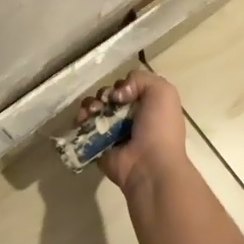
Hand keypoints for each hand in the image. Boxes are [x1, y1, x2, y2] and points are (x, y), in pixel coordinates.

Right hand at [76, 68, 187, 195]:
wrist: (150, 164)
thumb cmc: (159, 128)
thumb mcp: (162, 92)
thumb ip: (140, 78)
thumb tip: (116, 93)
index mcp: (147, 106)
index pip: (126, 87)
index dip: (120, 86)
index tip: (121, 93)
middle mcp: (130, 118)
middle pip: (108, 97)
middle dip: (103, 95)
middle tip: (105, 103)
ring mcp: (113, 132)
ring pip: (94, 110)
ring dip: (90, 106)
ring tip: (92, 112)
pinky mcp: (97, 145)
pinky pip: (84, 128)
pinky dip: (81, 121)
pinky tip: (83, 121)